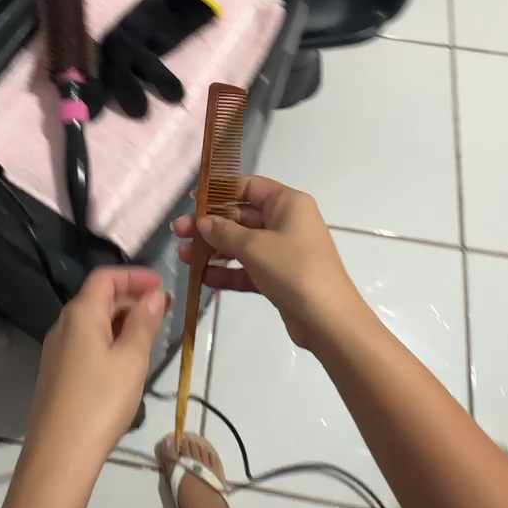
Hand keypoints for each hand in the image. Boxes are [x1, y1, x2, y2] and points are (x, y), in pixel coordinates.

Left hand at [26, 267, 170, 460]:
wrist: (58, 457)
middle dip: (131, 298)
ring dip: (122, 320)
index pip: (106, 276)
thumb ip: (144, 322)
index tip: (161, 284)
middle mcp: (63, 324)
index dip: (134, 275)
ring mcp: (56, 350)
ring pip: (93, 321)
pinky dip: (109, 339)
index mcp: (80, 313)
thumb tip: (154, 295)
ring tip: (150, 335)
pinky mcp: (56, 373)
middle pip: (99, 297)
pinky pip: (86, 342)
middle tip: (164, 311)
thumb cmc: (100, 401)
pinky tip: (126, 360)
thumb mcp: (132, 359)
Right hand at [173, 175, 362, 349]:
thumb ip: (224, 232)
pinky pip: (248, 267)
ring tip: (183, 257)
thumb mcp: (254, 247)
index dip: (219, 192)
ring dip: (214, 249)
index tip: (192, 201)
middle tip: (178, 232)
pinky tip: (203, 277)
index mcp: (287, 203)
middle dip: (210, 225)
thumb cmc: (294, 270)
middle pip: (241, 216)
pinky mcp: (279, 276)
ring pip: (242, 243)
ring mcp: (283, 250)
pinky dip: (228, 271)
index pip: (248, 186)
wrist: (329, 321)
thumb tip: (202, 222)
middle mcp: (286, 221)